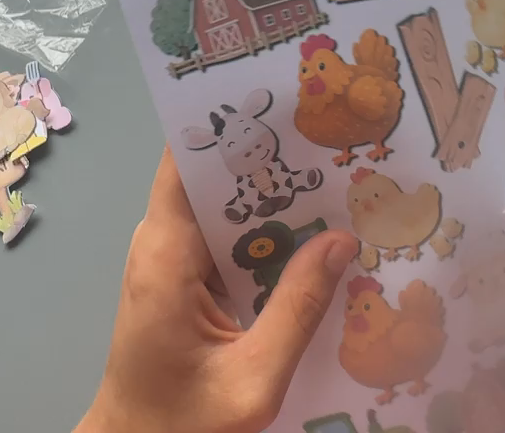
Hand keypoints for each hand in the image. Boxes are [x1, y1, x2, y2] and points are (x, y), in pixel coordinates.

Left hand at [75, 149, 358, 432]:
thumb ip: (298, 310)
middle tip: (328, 140)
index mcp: (168, 251)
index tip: (280, 103)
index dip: (227, 123)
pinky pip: (225, 234)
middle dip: (267, 156)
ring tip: (330, 174)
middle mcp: (163, 240)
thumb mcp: (253, 379)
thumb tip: (341, 239)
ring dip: (270, 192)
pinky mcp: (183, 275)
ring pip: (222, 203)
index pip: (185, 158)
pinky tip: (311, 229)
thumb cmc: (182, 423)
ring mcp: (171, 257)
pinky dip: (264, 228)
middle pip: (212, 175)